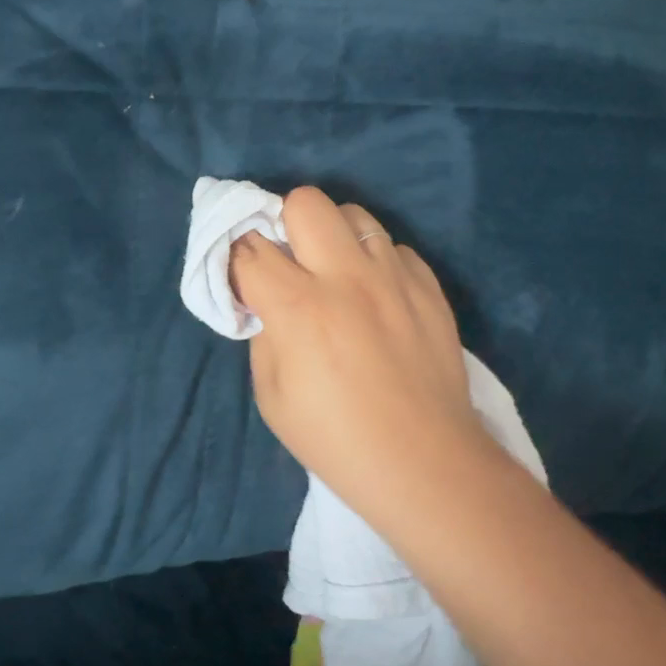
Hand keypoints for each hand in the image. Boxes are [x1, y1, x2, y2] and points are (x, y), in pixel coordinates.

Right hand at [229, 186, 491, 515]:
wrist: (424, 463)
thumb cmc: (334, 438)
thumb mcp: (270, 393)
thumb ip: (263, 332)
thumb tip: (264, 299)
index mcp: (299, 306)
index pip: (249, 247)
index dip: (236, 257)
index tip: (240, 277)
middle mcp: (346, 277)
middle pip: (305, 202)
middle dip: (284, 223)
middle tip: (288, 262)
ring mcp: (394, 278)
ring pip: (353, 214)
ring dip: (331, 236)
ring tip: (333, 273)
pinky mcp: (429, 288)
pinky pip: (394, 248)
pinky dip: (374, 262)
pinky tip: (374, 297)